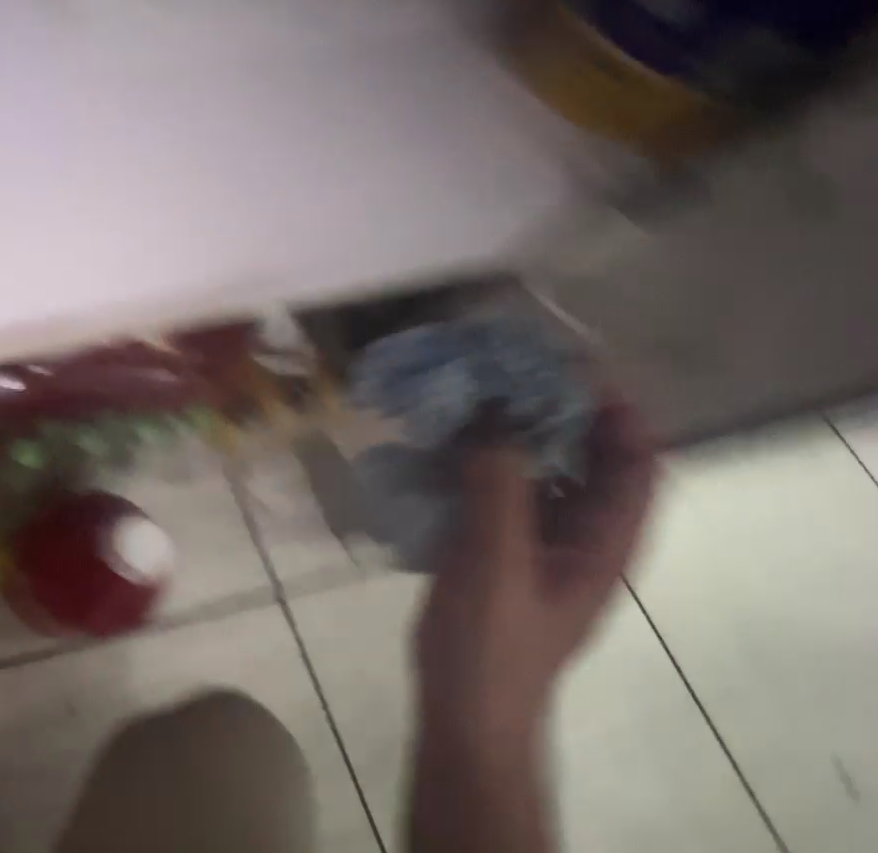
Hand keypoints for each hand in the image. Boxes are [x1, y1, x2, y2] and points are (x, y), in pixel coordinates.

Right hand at [412, 398, 658, 758]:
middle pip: (586, 461)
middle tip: (502, 371)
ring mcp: (535, 543)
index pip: (635, 464)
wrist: (464, 706)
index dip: (615, 413)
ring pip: (538, 473)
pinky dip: (477, 461)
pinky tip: (440, 445)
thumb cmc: (491, 641)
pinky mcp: (494, 549)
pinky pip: (495, 491)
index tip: (567, 368)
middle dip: (554, 414)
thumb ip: (498, 489)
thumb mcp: (495, 562)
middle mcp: (578, 536)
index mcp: (603, 543)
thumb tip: (492, 416)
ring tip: (468, 397)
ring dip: (510, 434)